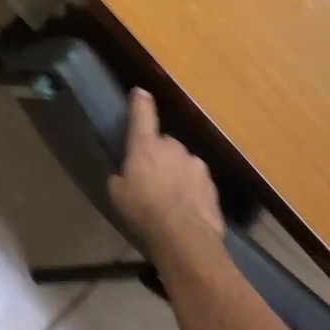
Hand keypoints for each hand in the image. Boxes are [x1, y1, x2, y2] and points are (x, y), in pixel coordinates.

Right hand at [108, 89, 224, 256]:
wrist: (185, 237)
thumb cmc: (143, 210)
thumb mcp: (117, 193)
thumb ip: (121, 176)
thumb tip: (125, 174)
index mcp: (145, 145)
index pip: (141, 114)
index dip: (140, 102)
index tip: (141, 92)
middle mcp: (172, 147)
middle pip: (164, 143)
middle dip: (160, 154)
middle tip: (152, 175)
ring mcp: (195, 165)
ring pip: (183, 161)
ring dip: (177, 171)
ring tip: (172, 196)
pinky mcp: (212, 184)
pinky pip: (197, 180)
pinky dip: (192, 188)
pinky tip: (187, 207)